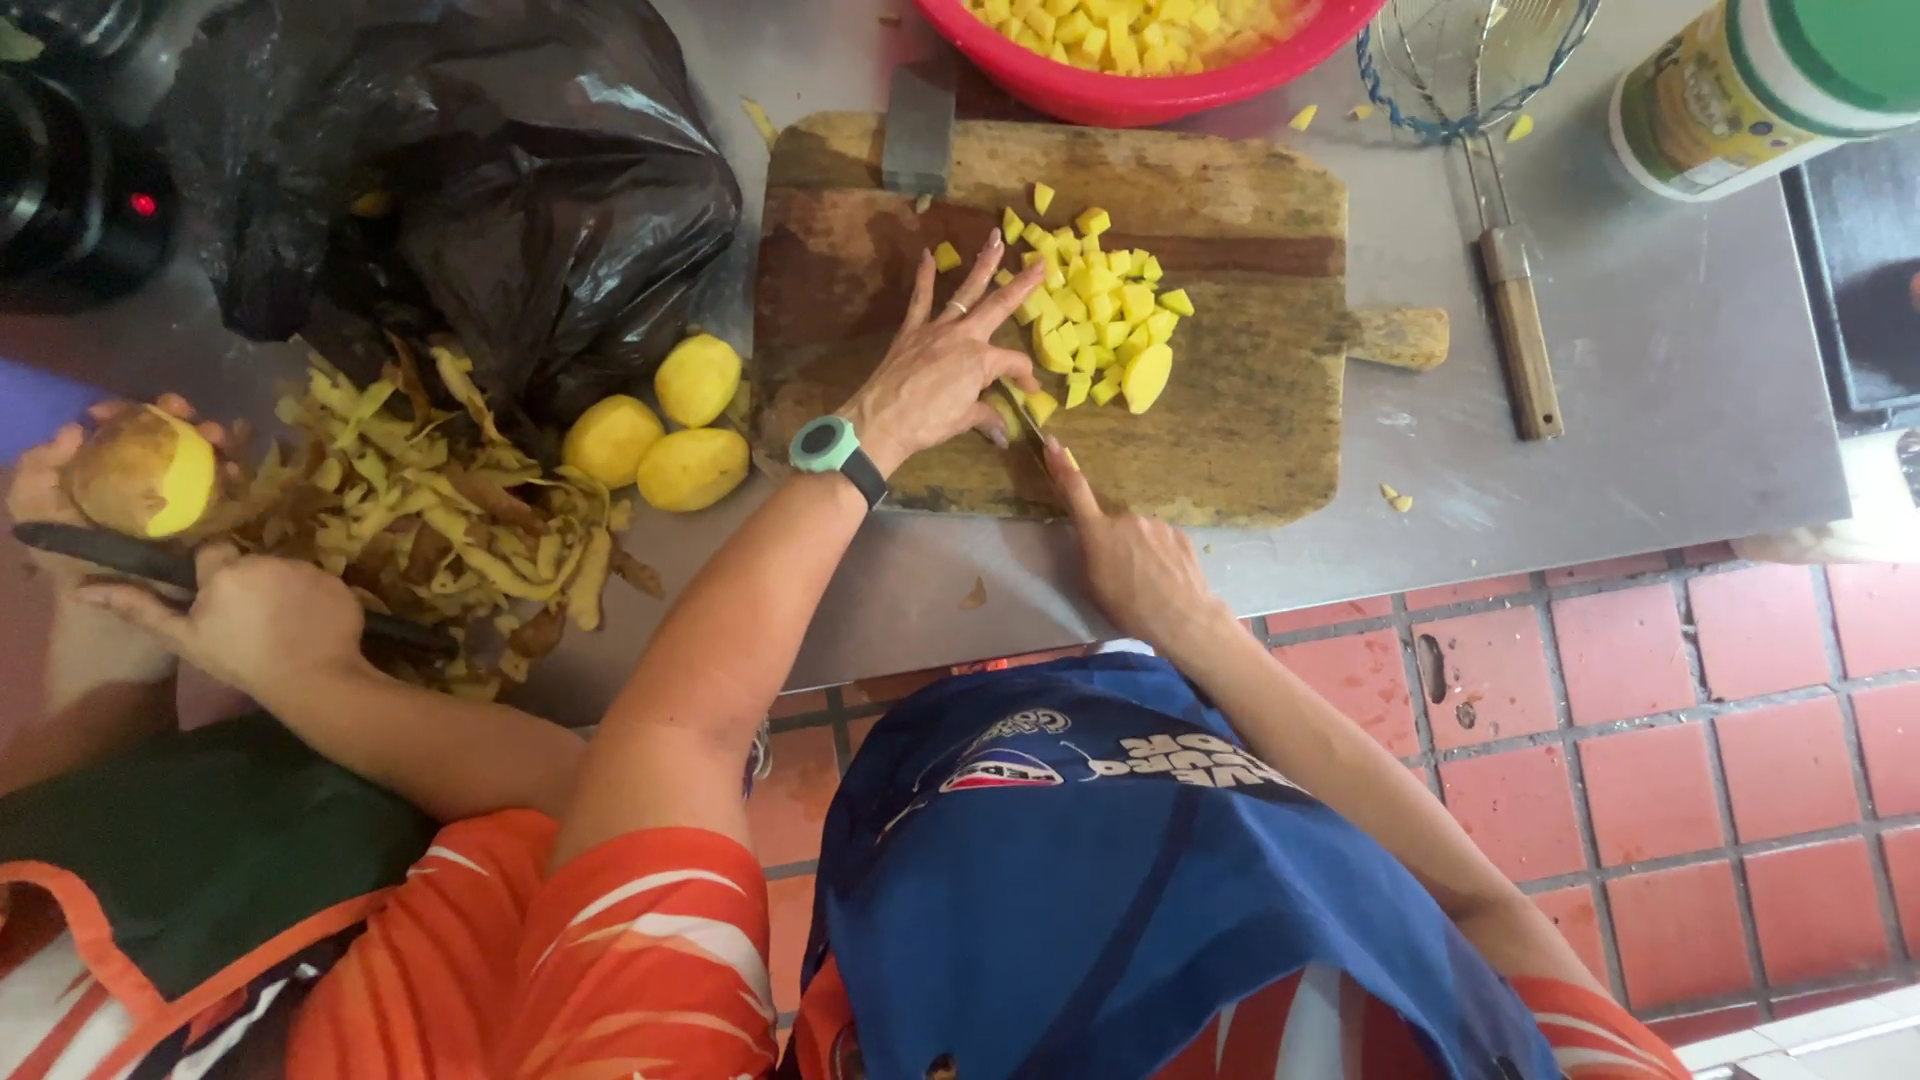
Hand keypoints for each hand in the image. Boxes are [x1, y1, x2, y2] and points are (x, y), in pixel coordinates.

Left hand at [6, 395, 230, 591]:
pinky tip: (235, 470)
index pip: (114, 432)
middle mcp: (150, 478)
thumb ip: (37, 477)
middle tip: (182, 409)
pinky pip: (232, 488)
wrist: (128, 604)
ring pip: (205, 455)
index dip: (118, 414)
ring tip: (218, 435)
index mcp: (106, 473)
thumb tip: (77, 429)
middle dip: (176, 416)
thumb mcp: (40, 518)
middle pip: (167, 436)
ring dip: (214, 438)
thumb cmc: (79, 562)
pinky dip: (236, 473)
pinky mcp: (220, 515)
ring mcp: (188, 496)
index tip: (120, 410)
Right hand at [73, 544, 371, 706]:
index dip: (213, 570)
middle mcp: (271, 561)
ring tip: (281, 618)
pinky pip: (318, 581)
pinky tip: (308, 620)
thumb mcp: (183, 636)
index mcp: (228, 570)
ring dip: (280, 585)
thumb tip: (82, 589)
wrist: (312, 674)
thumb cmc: (241, 658)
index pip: (214, 550)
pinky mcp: (340, 582)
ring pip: (286, 569)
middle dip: (248, 579)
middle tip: (250, 612)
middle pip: (252, 560)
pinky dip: (311, 595)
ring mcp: (310, 570)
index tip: (216, 594)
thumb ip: (139, 606)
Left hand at [837, 230, 1046, 475]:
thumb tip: (1001, 431)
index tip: (1029, 391)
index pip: (1013, 363)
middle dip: (1022, 285)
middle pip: (999, 306)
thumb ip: (985, 416)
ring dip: (982, 266)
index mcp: (982, 360)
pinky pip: (920, 299)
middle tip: (1039, 264)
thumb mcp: (963, 420)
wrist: (883, 419)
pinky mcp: (912, 330)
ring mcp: (937, 329)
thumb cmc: (928, 423)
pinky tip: (927, 255)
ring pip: (965, 293)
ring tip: (995, 241)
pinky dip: (924, 278)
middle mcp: (964, 336)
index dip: (1025, 378)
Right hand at [1046, 439, 1236, 656]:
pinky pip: (1160, 540)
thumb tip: (1094, 544)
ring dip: (1139, 551)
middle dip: (1115, 544)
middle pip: (1113, 526)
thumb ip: (1088, 557)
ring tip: (1149, 582)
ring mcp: (1155, 523)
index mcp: (1098, 533)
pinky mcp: (1178, 533)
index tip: (1053, 444)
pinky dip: (1160, 556)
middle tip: (1123, 576)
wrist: (1183, 617)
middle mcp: (1126, 519)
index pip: (1075, 491)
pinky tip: (1166, 578)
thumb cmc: (1129, 608)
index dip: (1061, 466)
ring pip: (1139, 533)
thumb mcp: (1093, 587)